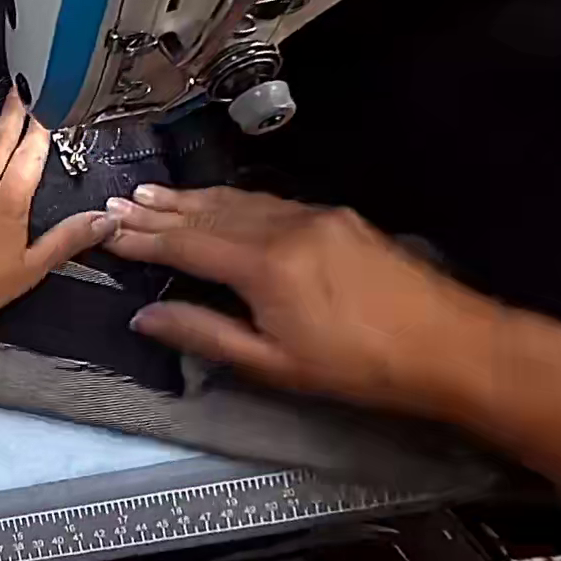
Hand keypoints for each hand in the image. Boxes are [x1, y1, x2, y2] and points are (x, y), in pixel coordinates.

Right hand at [102, 185, 502, 420]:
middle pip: (205, 215)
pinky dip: (228, 200)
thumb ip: (204, 334)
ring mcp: (310, 215)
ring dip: (189, 199)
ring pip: (234, 201)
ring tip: (151, 193)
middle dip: (158, 211)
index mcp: (263, 266)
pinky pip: (264, 201)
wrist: (452, 345)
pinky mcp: (332, 215)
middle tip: (118, 202)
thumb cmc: (356, 367)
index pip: (187, 246)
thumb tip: (144, 316)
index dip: (144, 240)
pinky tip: (213, 199)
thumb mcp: (273, 364)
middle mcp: (281, 227)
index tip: (109, 231)